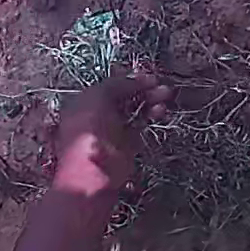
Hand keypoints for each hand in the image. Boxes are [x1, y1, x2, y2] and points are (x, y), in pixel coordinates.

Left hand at [51, 72, 172, 199]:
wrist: (94, 174)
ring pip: (134, 108)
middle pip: (123, 95)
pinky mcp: (127, 143)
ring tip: (165, 94)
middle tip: (160, 84)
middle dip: (142, 88)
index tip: (146, 75)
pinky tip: (161, 109)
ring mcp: (112, 128)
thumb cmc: (90, 132)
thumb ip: (116, 85)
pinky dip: (151, 114)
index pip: (109, 85)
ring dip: (150, 99)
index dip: (127, 78)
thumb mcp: (98, 98)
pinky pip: (141, 122)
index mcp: (84, 101)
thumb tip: (134, 79)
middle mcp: (97, 113)